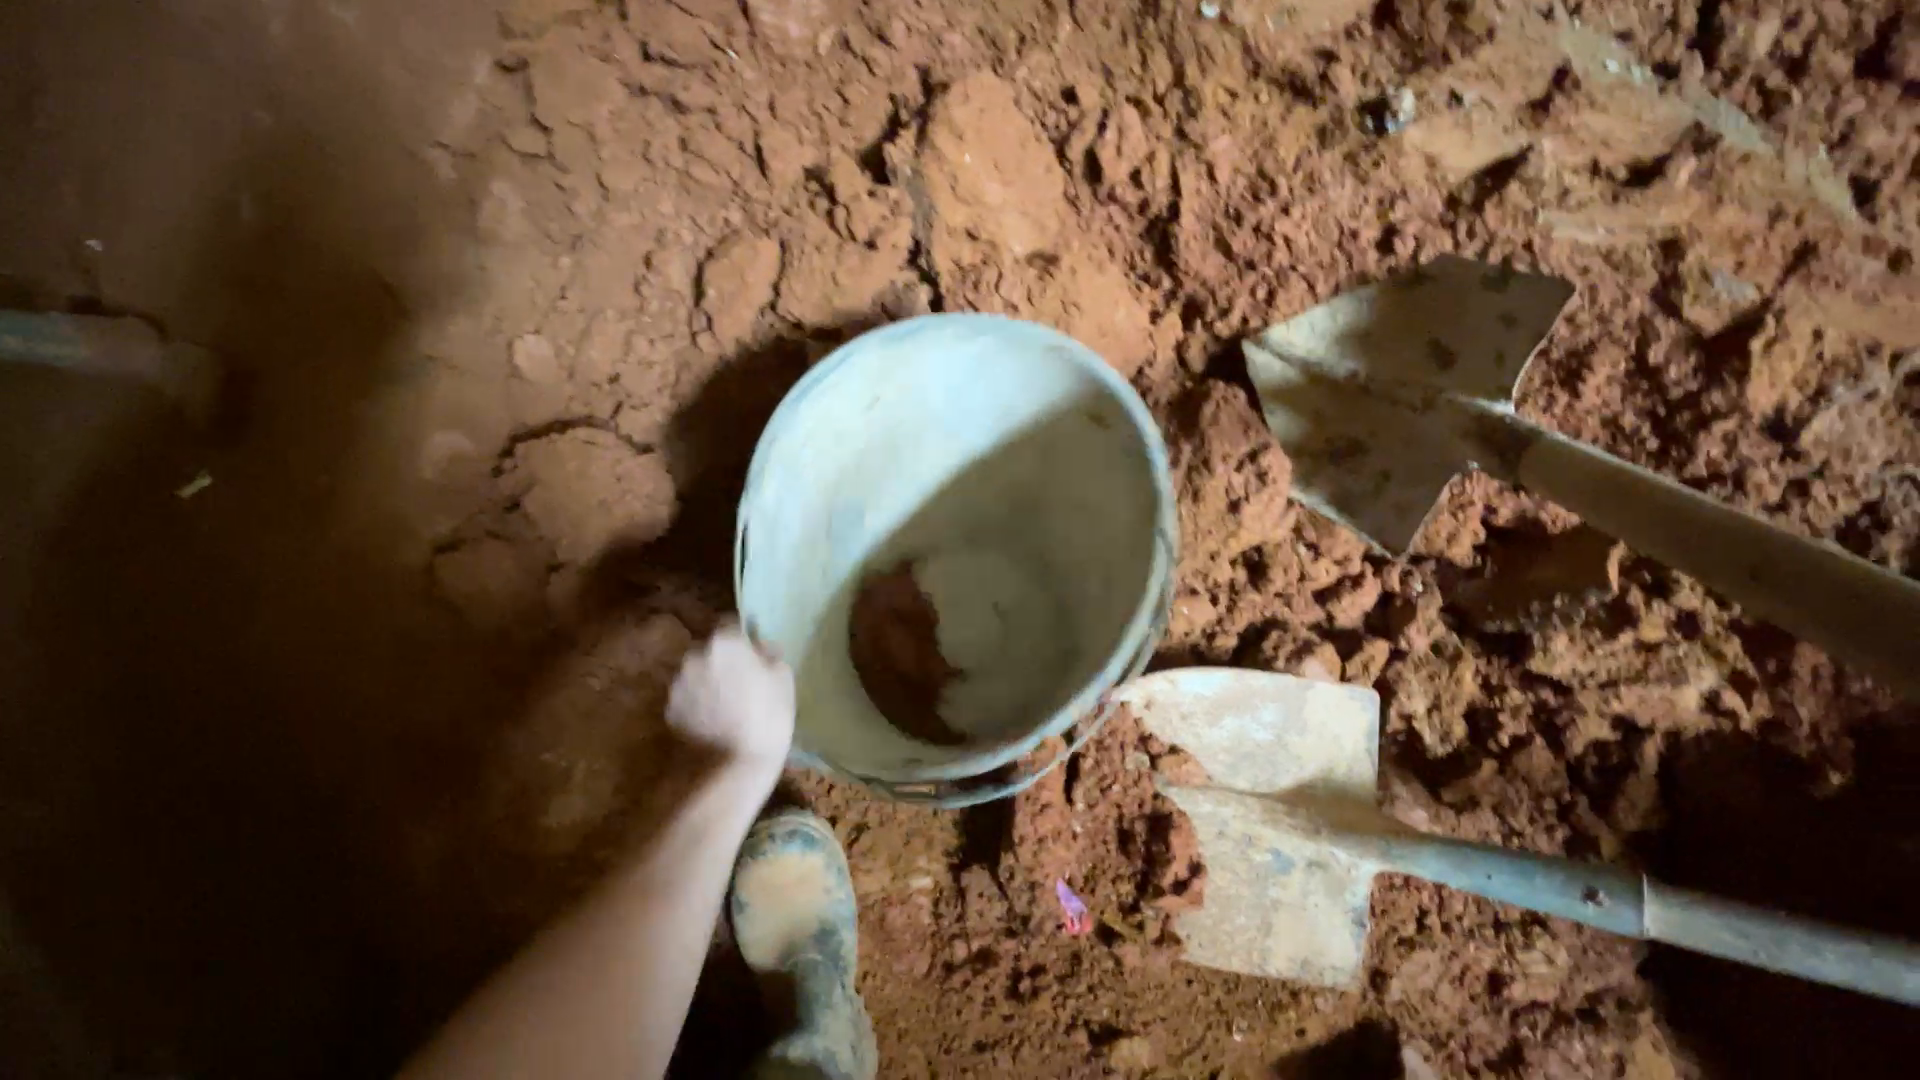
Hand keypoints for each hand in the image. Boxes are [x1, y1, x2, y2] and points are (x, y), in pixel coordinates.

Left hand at [667, 624, 795, 771]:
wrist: (732, 768)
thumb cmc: (768, 718)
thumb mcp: (784, 679)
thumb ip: (769, 654)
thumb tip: (760, 647)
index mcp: (724, 642)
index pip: (731, 623)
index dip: (742, 637)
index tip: (752, 652)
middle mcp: (694, 655)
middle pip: (710, 649)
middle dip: (723, 659)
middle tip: (741, 680)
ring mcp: (678, 683)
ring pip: (696, 673)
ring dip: (708, 680)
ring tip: (726, 704)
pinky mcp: (669, 709)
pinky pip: (687, 697)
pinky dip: (697, 702)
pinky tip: (714, 720)